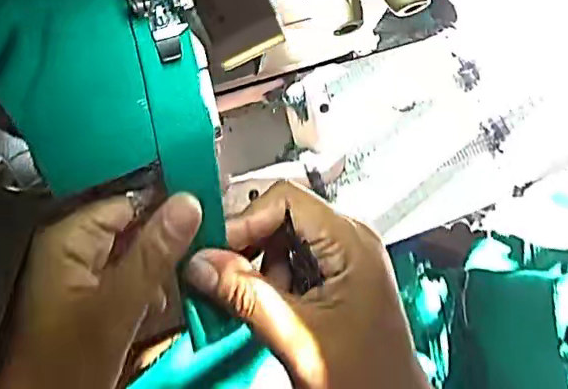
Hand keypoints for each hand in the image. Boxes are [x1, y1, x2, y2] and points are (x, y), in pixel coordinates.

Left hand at [0, 191, 202, 388]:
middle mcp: (69, 244)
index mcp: (69, 233)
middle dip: (165, 242)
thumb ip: (155, 252)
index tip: (206, 214)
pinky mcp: (82, 300)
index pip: (133, 196)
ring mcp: (74, 273)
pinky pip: (122, 277)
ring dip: (157, 269)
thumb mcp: (116, 308)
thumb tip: (190, 201)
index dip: (171, 205)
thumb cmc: (61, 370)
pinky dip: (143, 289)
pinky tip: (153, 310)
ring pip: (132, 252)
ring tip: (170, 292)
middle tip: (193, 258)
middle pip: (133, 223)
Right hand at [183, 181, 427, 388]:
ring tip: (246, 298)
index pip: (286, 197)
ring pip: (286, 235)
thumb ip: (248, 297)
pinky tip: (265, 304)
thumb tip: (202, 264)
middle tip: (218, 271)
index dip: (246, 219)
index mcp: (350, 240)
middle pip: (285, 212)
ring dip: (259, 262)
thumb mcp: (298, 339)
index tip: (214, 249)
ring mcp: (346, 255)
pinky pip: (296, 258)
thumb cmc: (364, 381)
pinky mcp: (339, 275)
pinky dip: (272, 276)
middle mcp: (351, 237)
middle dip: (249, 241)